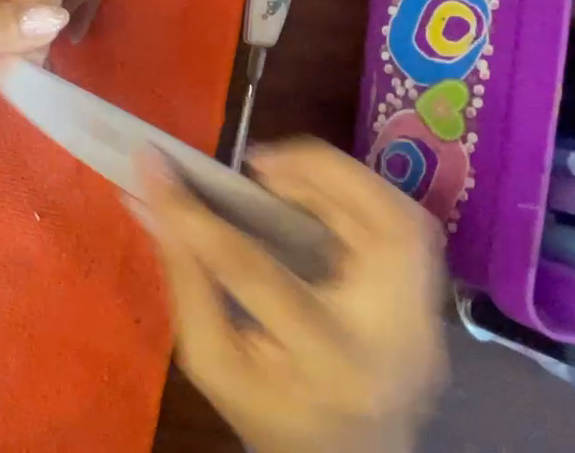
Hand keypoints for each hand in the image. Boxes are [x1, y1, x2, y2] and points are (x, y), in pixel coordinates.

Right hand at [136, 139, 447, 452]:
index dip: (195, 212)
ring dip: (339, 181)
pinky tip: (303, 198)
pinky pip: (400, 231)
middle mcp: (396, 336)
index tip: (152, 164)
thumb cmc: (270, 414)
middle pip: (390, 230)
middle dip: (323, 174)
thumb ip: (184, 277)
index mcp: (327, 362)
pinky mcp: (430, 307)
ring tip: (275, 174)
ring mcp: (426, 322)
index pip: (254, 270)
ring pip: (404, 221)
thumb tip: (145, 196)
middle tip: (254, 161)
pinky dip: (350, 199)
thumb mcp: (210, 358)